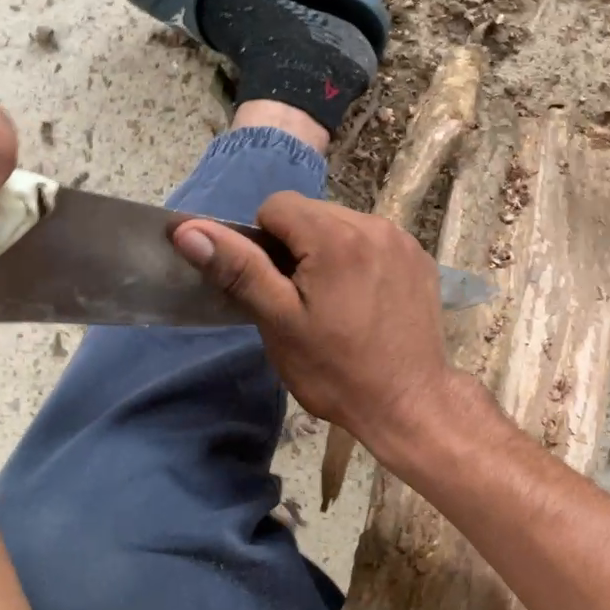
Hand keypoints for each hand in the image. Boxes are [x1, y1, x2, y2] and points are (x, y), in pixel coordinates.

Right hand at [170, 192, 465, 450]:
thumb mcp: (279, 322)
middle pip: (313, 213)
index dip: (264, 243)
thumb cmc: (337, 370)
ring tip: (336, 303)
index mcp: (335, 235)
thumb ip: (238, 268)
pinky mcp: (421, 258)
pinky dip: (362, 259)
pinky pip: (376, 241)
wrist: (409, 404)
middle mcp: (374, 224)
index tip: (276, 286)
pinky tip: (366, 302)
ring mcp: (403, 240)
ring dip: (330, 250)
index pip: (277, 205)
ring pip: (344, 224)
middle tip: (302, 300)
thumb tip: (188, 230)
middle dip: (297, 246)